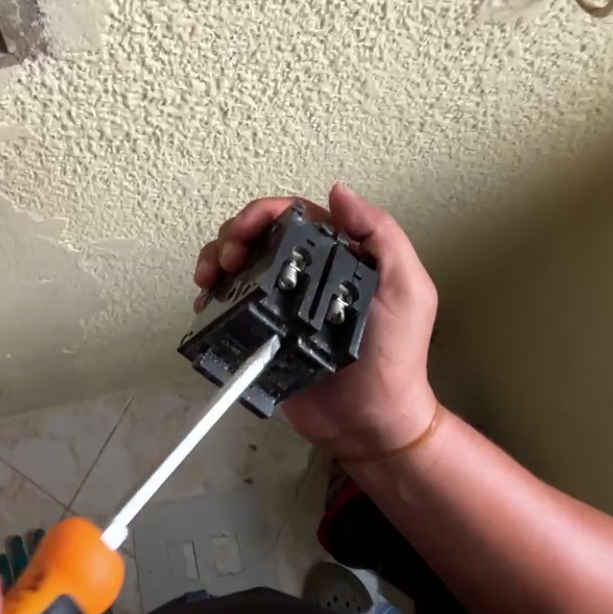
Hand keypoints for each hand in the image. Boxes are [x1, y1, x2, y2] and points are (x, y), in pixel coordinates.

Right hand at [193, 183, 438, 458]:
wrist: (371, 422)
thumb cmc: (394, 355)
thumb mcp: (406, 289)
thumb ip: (382, 236)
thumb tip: (338, 191)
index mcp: (335, 253)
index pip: (291, 215)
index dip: (262, 214)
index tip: (244, 231)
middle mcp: (303, 270)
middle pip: (256, 234)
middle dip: (231, 236)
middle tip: (226, 259)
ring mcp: (277, 300)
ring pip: (237, 262)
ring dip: (215, 259)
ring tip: (208, 278)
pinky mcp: (260, 329)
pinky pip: (229, 302)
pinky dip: (212, 294)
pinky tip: (206, 300)